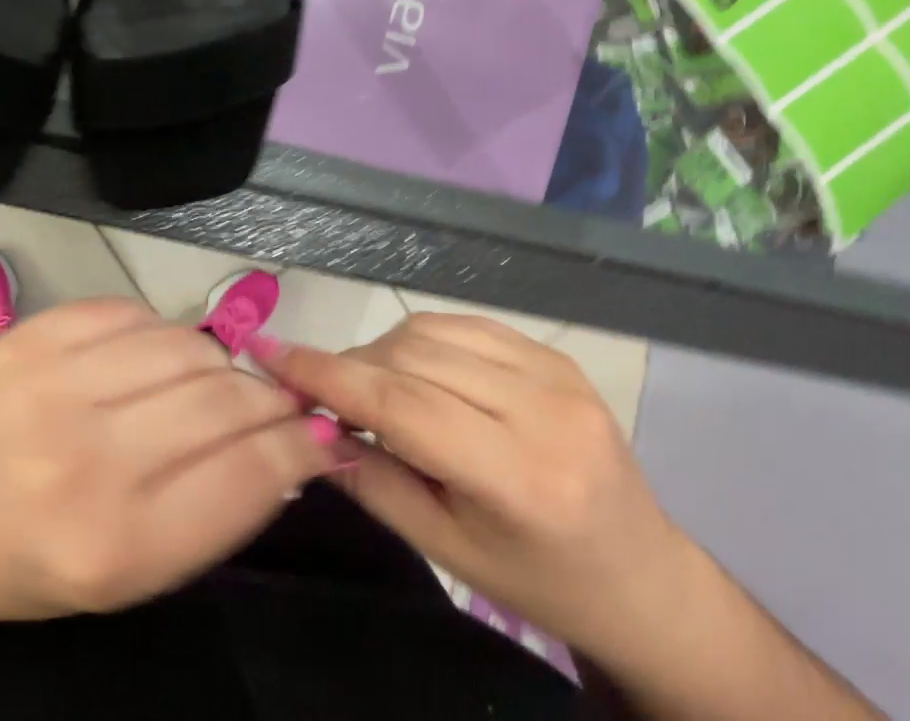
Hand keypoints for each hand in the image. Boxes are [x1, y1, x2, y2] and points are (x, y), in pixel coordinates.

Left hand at [0, 298, 341, 622]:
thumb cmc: (38, 564)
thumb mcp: (135, 576)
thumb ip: (218, 513)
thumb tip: (297, 443)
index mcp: (117, 545)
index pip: (250, 473)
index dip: (302, 445)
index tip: (319, 432)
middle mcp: (85, 461)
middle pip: (223, 400)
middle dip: (269, 399)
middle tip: (274, 403)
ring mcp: (50, 388)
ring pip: (185, 345)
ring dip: (218, 363)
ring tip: (212, 382)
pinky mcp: (28, 339)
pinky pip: (130, 312)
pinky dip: (162, 332)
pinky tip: (155, 358)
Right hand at [260, 314, 703, 662]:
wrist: (641, 577)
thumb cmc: (536, 582)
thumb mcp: (443, 548)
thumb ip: (371, 480)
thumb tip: (309, 424)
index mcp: (518, 477)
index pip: (400, 403)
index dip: (326, 373)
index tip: (268, 354)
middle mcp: (545, 413)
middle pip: (411, 357)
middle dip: (350, 368)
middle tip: (323, 399)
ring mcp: (561, 377)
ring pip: (432, 331)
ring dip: (383, 352)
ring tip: (372, 391)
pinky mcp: (561, 360)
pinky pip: (466, 326)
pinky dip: (422, 342)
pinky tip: (416, 374)